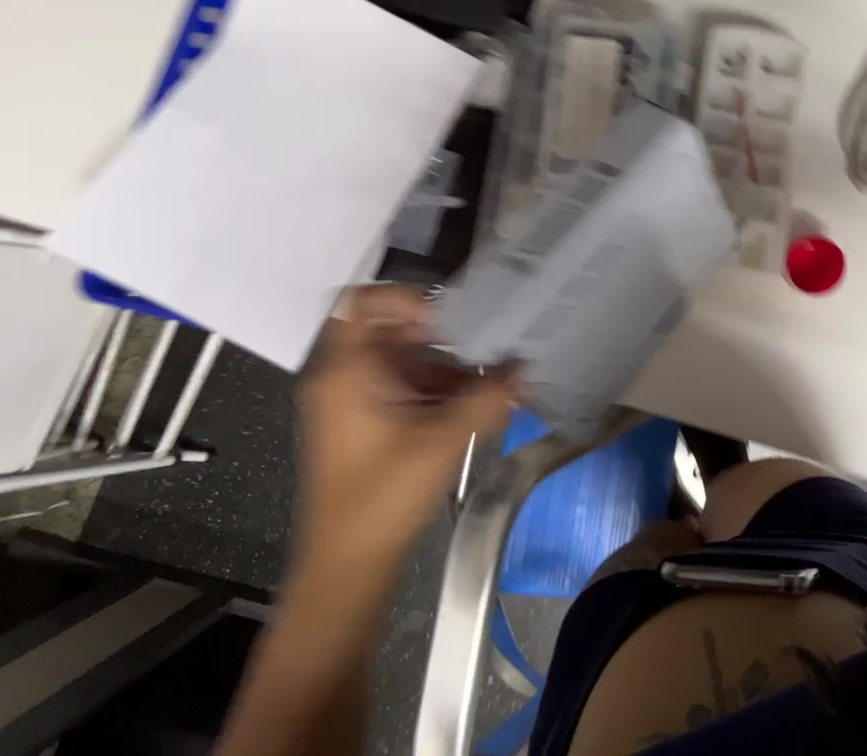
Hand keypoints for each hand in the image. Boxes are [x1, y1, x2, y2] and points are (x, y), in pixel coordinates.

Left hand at [294, 284, 516, 564]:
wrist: (346, 567)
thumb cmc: (382, 500)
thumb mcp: (441, 443)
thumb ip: (487, 400)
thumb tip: (524, 368)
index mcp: (346, 373)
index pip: (363, 301)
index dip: (407, 298)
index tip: (448, 322)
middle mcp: (342, 379)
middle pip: (392, 332)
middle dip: (444, 341)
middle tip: (485, 353)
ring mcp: (351, 403)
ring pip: (402, 362)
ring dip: (446, 370)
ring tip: (487, 387)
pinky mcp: (365, 425)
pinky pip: (403, 388)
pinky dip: (436, 392)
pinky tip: (472, 410)